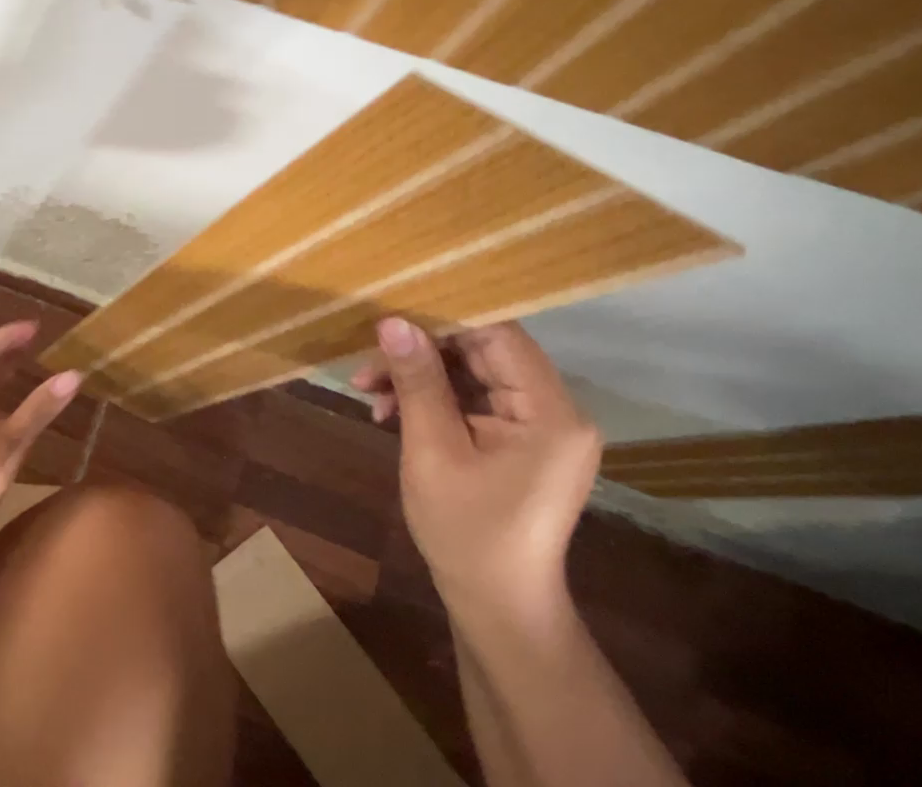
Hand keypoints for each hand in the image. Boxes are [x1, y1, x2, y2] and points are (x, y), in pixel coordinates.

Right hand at [352, 318, 599, 627]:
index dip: (443, 321)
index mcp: (550, 412)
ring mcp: (541, 428)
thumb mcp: (432, 450)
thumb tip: (392, 322)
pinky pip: (475, 402)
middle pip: (485, 354)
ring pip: (474, 376)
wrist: (495, 599)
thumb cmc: (465, 529)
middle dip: (421, 354)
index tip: (387, 322)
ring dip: (421, 379)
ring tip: (369, 394)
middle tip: (365, 366)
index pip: (498, 336)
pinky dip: (434, 402)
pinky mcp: (523, 442)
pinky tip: (392, 413)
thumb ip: (417, 382)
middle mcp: (557, 411)